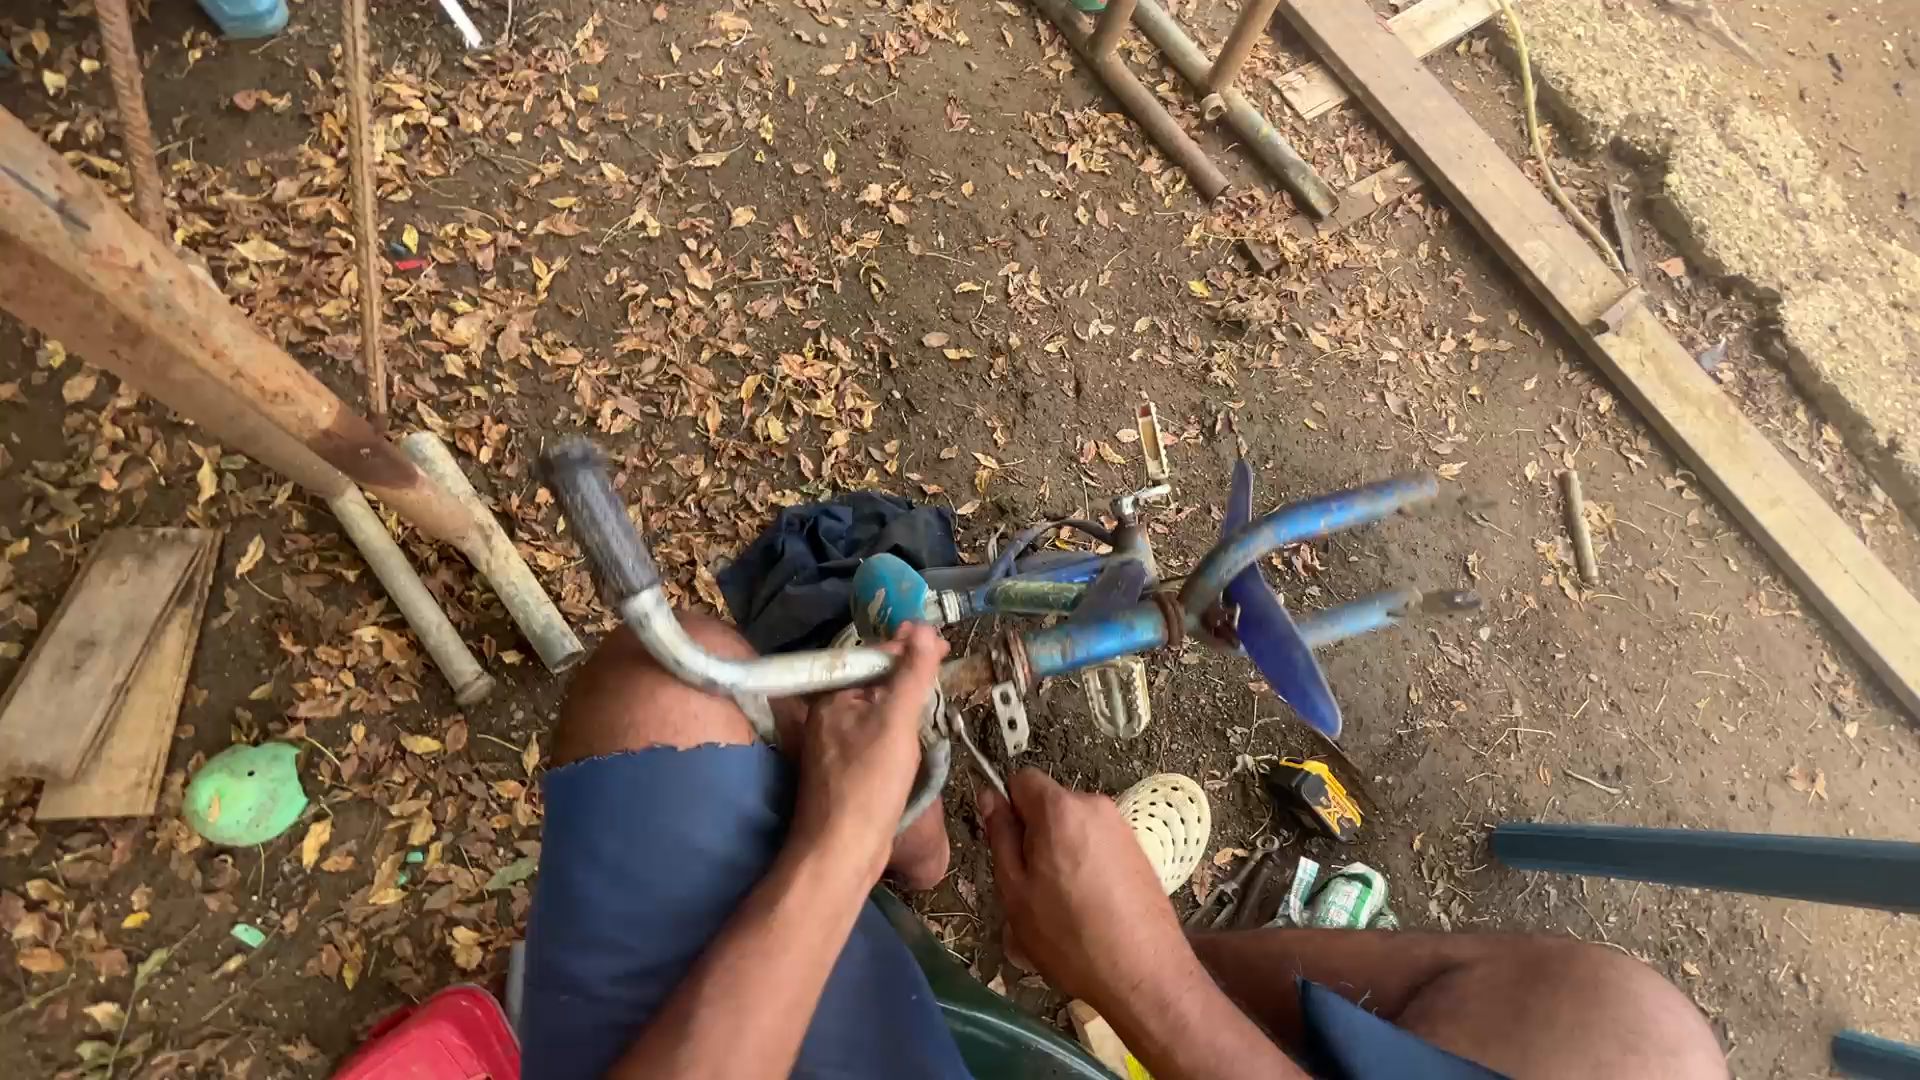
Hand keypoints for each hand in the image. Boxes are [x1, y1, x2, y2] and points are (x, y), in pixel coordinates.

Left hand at [791, 622, 947, 881]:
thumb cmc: (868, 781)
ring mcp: (834, 742)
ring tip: (933, 686)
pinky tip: (915, 726)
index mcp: (832, 696)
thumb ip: (911, 674)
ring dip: (903, 694)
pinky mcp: (845, 767)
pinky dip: (897, 721)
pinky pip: (874, 730)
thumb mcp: (896, 720)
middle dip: (907, 668)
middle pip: (873, 680)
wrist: (842, 851)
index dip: (909, 647)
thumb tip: (924, 628)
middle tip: (943, 659)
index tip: (943, 644)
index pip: (873, 657)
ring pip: (874, 706)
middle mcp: (828, 714)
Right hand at [979, 769, 1195, 1008]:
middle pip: (1049, 804)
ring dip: (1060, 851)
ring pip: (1072, 825)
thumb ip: (1000, 836)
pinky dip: (1086, 862)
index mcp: (1060, 808)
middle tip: (1033, 885)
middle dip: (1035, 833)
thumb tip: (989, 796)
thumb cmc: (1069, 936)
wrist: (1145, 974)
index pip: (1021, 779)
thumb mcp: (1016, 890)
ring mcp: (1120, 825)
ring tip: (1063, 903)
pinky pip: (1096, 841)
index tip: (1011, 848)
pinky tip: (1091, 905)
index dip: (1009, 808)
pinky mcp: (1138, 847)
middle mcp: (1093, 804)